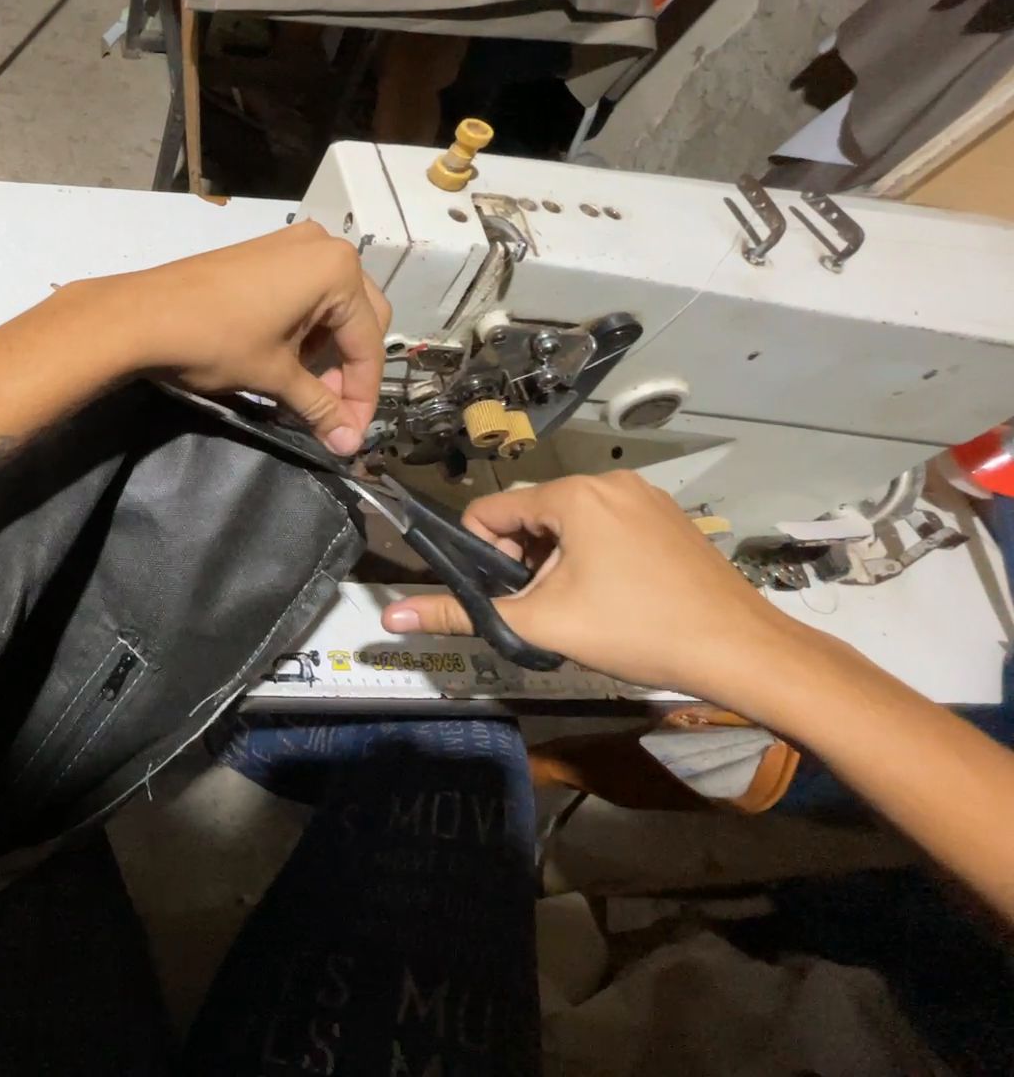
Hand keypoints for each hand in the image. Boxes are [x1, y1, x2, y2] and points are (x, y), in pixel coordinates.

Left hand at [104, 222, 392, 455]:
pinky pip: (300, 295)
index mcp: (337, 270)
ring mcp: (289, 245)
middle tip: (328, 414)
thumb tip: (348, 444)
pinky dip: (300, 332)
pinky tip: (282, 361)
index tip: (351, 434)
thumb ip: (318, 407)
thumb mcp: (273, 377)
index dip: (362, 396)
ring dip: (322, 353)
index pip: (367, 342)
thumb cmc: (214, 343)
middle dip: (345, 372)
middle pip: (356, 319)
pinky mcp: (261, 254)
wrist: (141, 316)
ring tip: (301, 392)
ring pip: (328, 308)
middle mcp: (322, 246)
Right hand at [381, 472, 808, 702]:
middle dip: (520, 560)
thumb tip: (390, 619)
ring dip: (552, 560)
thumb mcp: (539, 623)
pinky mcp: (666, 515)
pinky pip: (600, 524)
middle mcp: (607, 482)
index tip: (510, 593)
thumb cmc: (636, 630)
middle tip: (547, 604)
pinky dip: (587, 554)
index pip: (489, 511)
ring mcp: (642, 496)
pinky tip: (610, 594)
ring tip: (579, 603)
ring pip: (563, 522)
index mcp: (573, 495)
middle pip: (526, 516)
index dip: (482, 556)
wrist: (745, 653)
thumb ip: (460, 615)